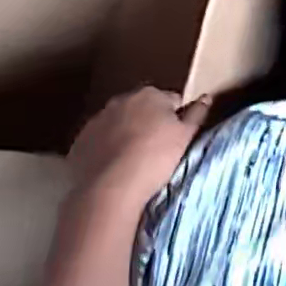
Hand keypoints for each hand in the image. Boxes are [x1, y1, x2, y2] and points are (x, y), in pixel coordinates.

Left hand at [67, 87, 210, 212]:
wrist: (108, 191)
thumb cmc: (154, 158)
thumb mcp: (185, 136)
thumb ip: (197, 113)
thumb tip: (207, 97)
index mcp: (150, 94)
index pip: (171, 100)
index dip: (176, 118)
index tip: (176, 138)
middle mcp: (121, 100)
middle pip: (142, 109)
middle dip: (148, 122)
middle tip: (156, 149)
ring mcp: (96, 121)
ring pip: (118, 124)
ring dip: (125, 135)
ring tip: (133, 161)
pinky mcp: (78, 143)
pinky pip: (98, 142)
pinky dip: (105, 150)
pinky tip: (112, 168)